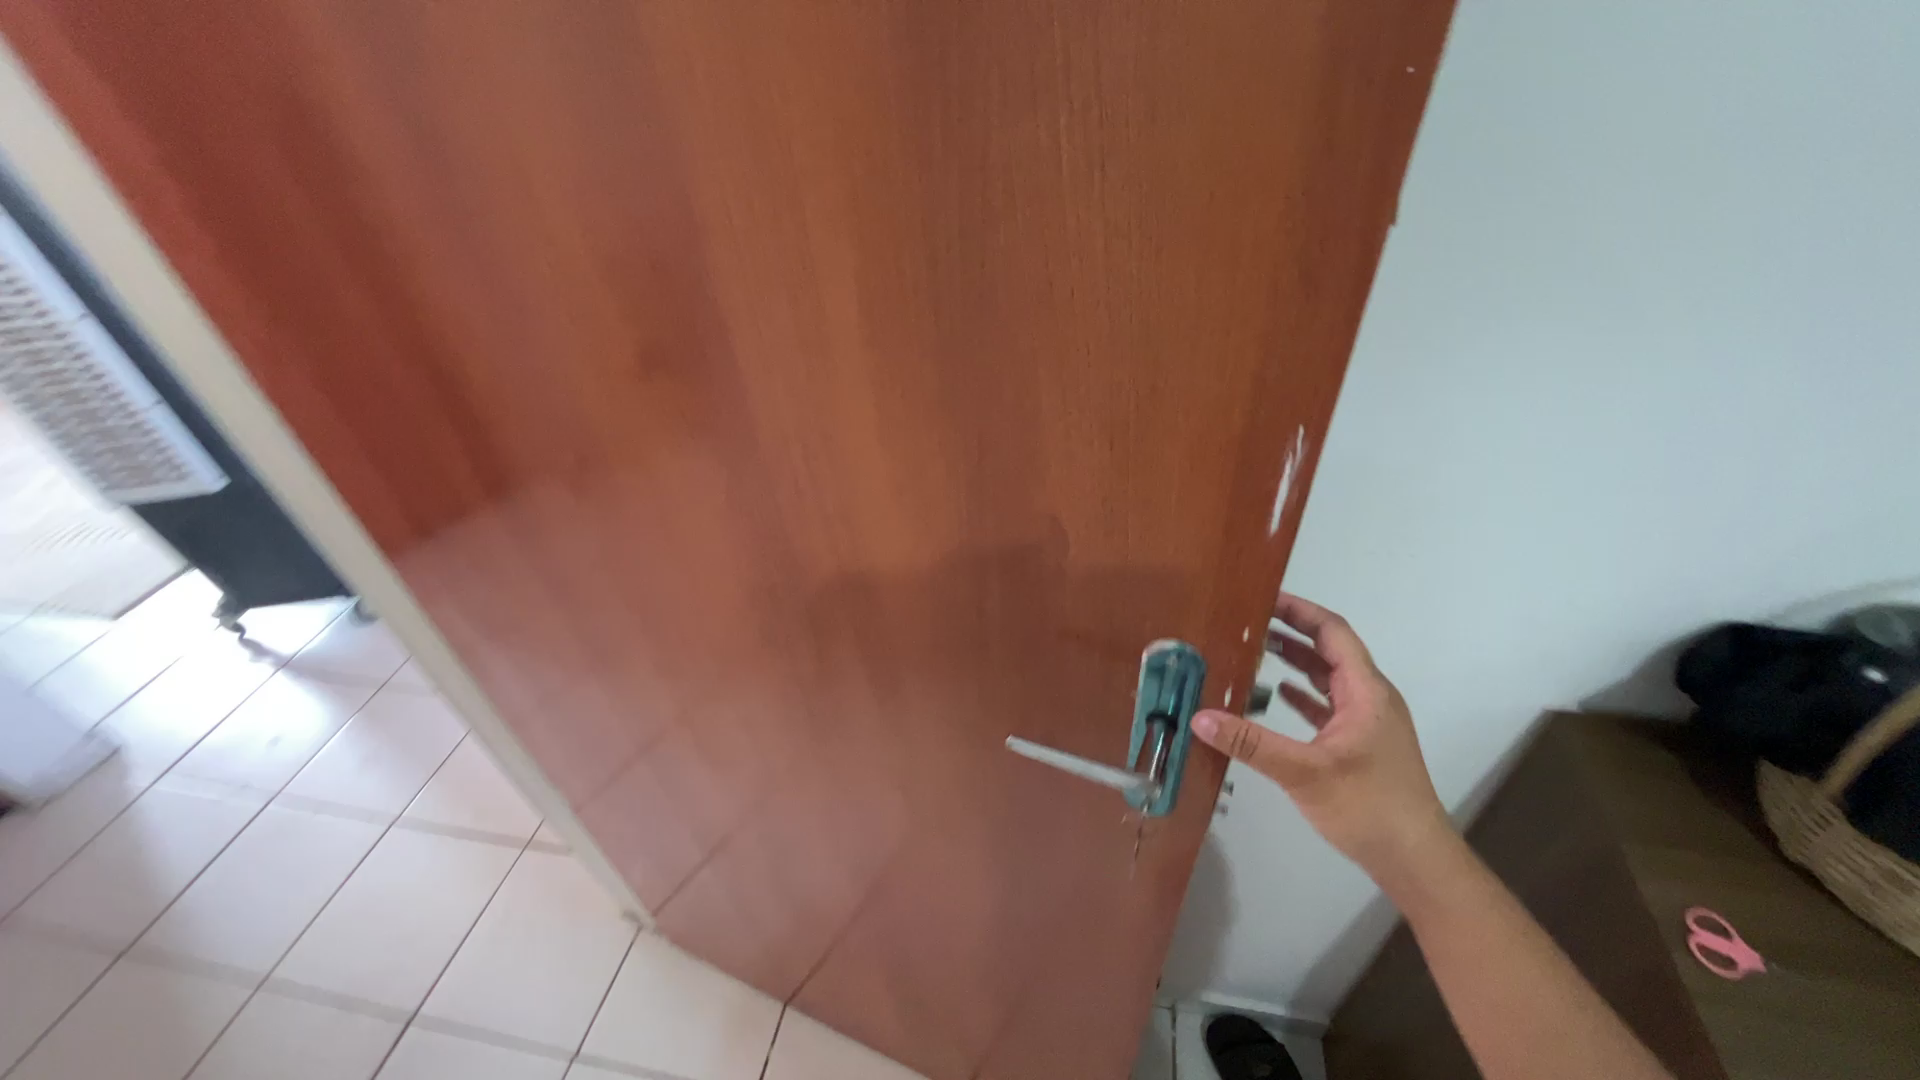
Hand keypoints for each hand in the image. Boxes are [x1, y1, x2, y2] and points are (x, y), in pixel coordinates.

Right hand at [1192, 592, 1452, 881]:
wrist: (1413, 857)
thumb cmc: (1367, 806)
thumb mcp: (1303, 772)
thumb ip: (1251, 743)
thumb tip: (1199, 717)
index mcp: (1365, 691)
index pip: (1332, 633)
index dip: (1300, 612)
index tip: (1263, 598)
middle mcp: (1370, 698)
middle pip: (1331, 650)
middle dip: (1293, 632)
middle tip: (1250, 620)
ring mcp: (1369, 722)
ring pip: (1330, 677)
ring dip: (1297, 661)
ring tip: (1256, 649)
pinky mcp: (1362, 744)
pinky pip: (1330, 704)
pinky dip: (1304, 693)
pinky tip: (1278, 694)